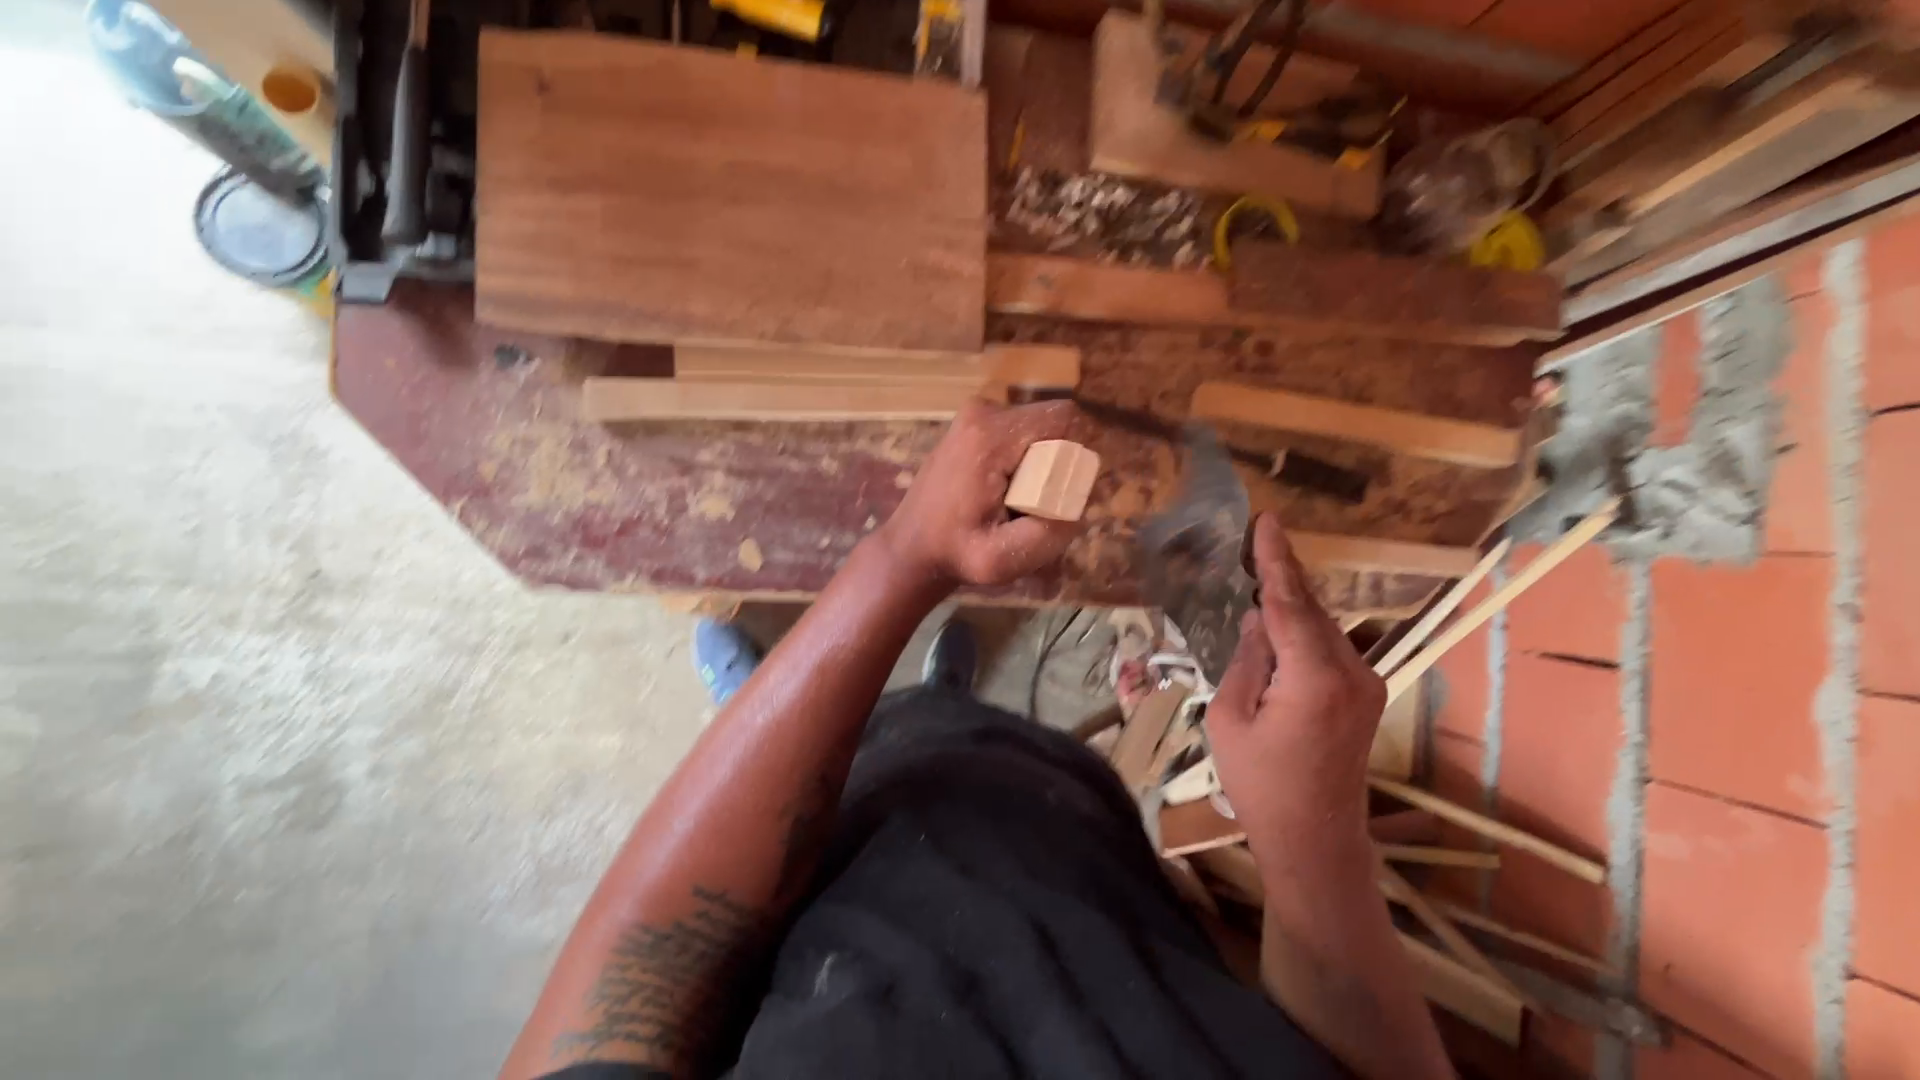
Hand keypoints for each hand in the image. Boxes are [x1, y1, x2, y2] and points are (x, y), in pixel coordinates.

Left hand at [876, 397, 1087, 588]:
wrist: (912, 547)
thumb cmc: (954, 554)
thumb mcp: (1000, 561)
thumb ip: (1046, 536)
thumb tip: (1079, 507)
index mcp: (990, 436)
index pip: (1063, 419)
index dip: (1077, 452)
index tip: (1065, 491)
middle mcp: (982, 413)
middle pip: (1051, 423)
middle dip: (1058, 464)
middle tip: (1039, 505)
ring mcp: (974, 415)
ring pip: (1037, 429)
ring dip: (1042, 464)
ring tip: (1020, 502)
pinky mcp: (972, 425)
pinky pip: (1020, 433)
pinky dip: (1024, 461)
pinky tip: (1006, 493)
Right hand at [1205, 514, 1385, 845]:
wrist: (1315, 838)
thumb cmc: (1260, 784)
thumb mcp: (1229, 719)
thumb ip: (1245, 661)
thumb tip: (1257, 622)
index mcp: (1313, 676)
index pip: (1289, 603)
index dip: (1275, 560)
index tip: (1266, 520)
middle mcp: (1351, 671)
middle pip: (1310, 609)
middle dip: (1283, 576)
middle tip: (1256, 541)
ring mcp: (1366, 683)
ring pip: (1322, 626)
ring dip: (1292, 604)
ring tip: (1259, 579)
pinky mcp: (1366, 696)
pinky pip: (1330, 647)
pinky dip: (1304, 629)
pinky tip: (1279, 623)